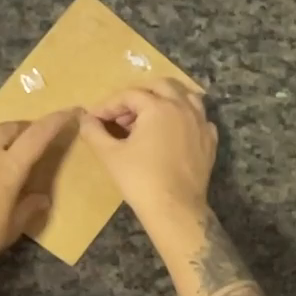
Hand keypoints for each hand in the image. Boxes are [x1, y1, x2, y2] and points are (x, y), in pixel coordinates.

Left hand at [0, 110, 75, 271]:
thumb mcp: (9, 230)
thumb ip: (27, 209)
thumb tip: (41, 198)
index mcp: (9, 168)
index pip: (38, 136)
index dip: (56, 121)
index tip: (70, 112)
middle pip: (8, 128)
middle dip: (24, 128)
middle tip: (32, 138)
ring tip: (0, 161)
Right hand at [79, 79, 216, 223]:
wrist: (175, 208)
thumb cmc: (140, 179)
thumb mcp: (110, 154)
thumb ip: (94, 132)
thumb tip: (85, 118)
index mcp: (158, 107)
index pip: (129, 95)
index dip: (109, 105)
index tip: (95, 118)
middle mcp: (183, 108)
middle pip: (160, 87)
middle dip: (138, 96)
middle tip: (122, 115)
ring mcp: (201, 123)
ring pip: (185, 97)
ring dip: (165, 100)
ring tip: (149, 117)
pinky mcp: (210, 140)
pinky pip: (199, 118)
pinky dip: (185, 118)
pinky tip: (174, 131)